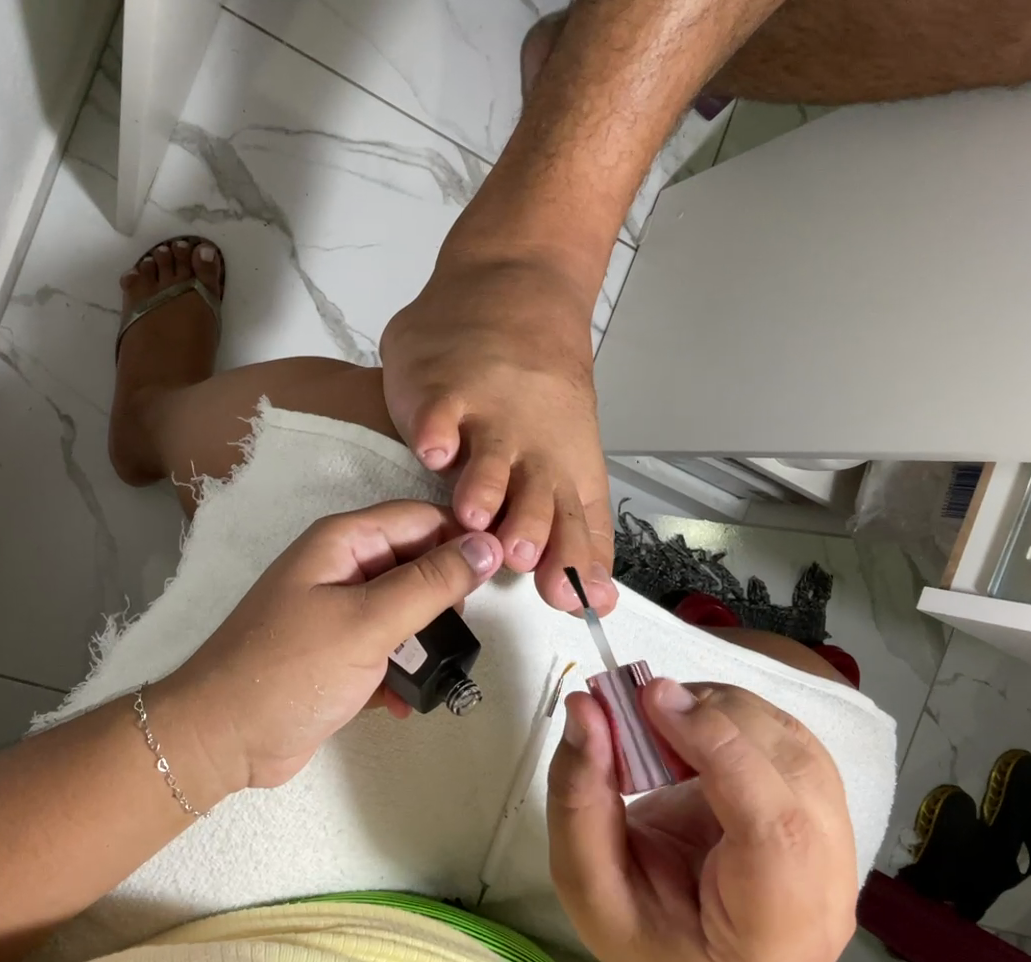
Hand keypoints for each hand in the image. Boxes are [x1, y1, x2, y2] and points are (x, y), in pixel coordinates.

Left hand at [166, 500, 503, 790]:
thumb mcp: (368, 621)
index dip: (464, 540)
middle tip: (466, 637)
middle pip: (417, 565)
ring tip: (438, 675)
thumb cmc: (291, 670)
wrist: (223, 739)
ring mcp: (338, 614)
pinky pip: (386, 651)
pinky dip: (400, 673)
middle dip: (447, 600)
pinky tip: (401, 702)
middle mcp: (342, 569)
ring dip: (425, 645)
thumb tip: (488, 545)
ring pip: (406, 613)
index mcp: (343, 541)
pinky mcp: (337, 656)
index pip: (422, 519)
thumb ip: (431, 584)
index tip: (506, 574)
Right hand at [382, 252, 617, 614]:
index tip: (570, 599)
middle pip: (532, 496)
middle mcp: (530, 449)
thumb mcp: (570, 462)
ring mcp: (487, 416)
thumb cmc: (537, 390)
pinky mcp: (444, 389)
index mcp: (560, 471)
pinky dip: (436, 427)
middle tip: (519, 555)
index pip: (571, 526)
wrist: (515, 291)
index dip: (570, 564)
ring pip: (490, 456)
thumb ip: (576, 532)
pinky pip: (440, 409)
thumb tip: (597, 601)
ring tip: (476, 512)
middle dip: (529, 526)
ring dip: (484, 485)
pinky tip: (432, 449)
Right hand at [547, 679, 857, 961]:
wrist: (690, 959)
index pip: (775, 829)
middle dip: (716, 718)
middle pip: (797, 774)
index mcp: (773, 937)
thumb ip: (579, 795)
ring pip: (798, 746)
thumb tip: (585, 706)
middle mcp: (829, 895)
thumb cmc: (636, 932)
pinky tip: (690, 730)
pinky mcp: (827, 813)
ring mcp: (841, 853)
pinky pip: (791, 741)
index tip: (652, 697)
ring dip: (723, 711)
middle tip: (640, 703)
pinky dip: (735, 717)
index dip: (720, 748)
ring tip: (659, 721)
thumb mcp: (584, 879)